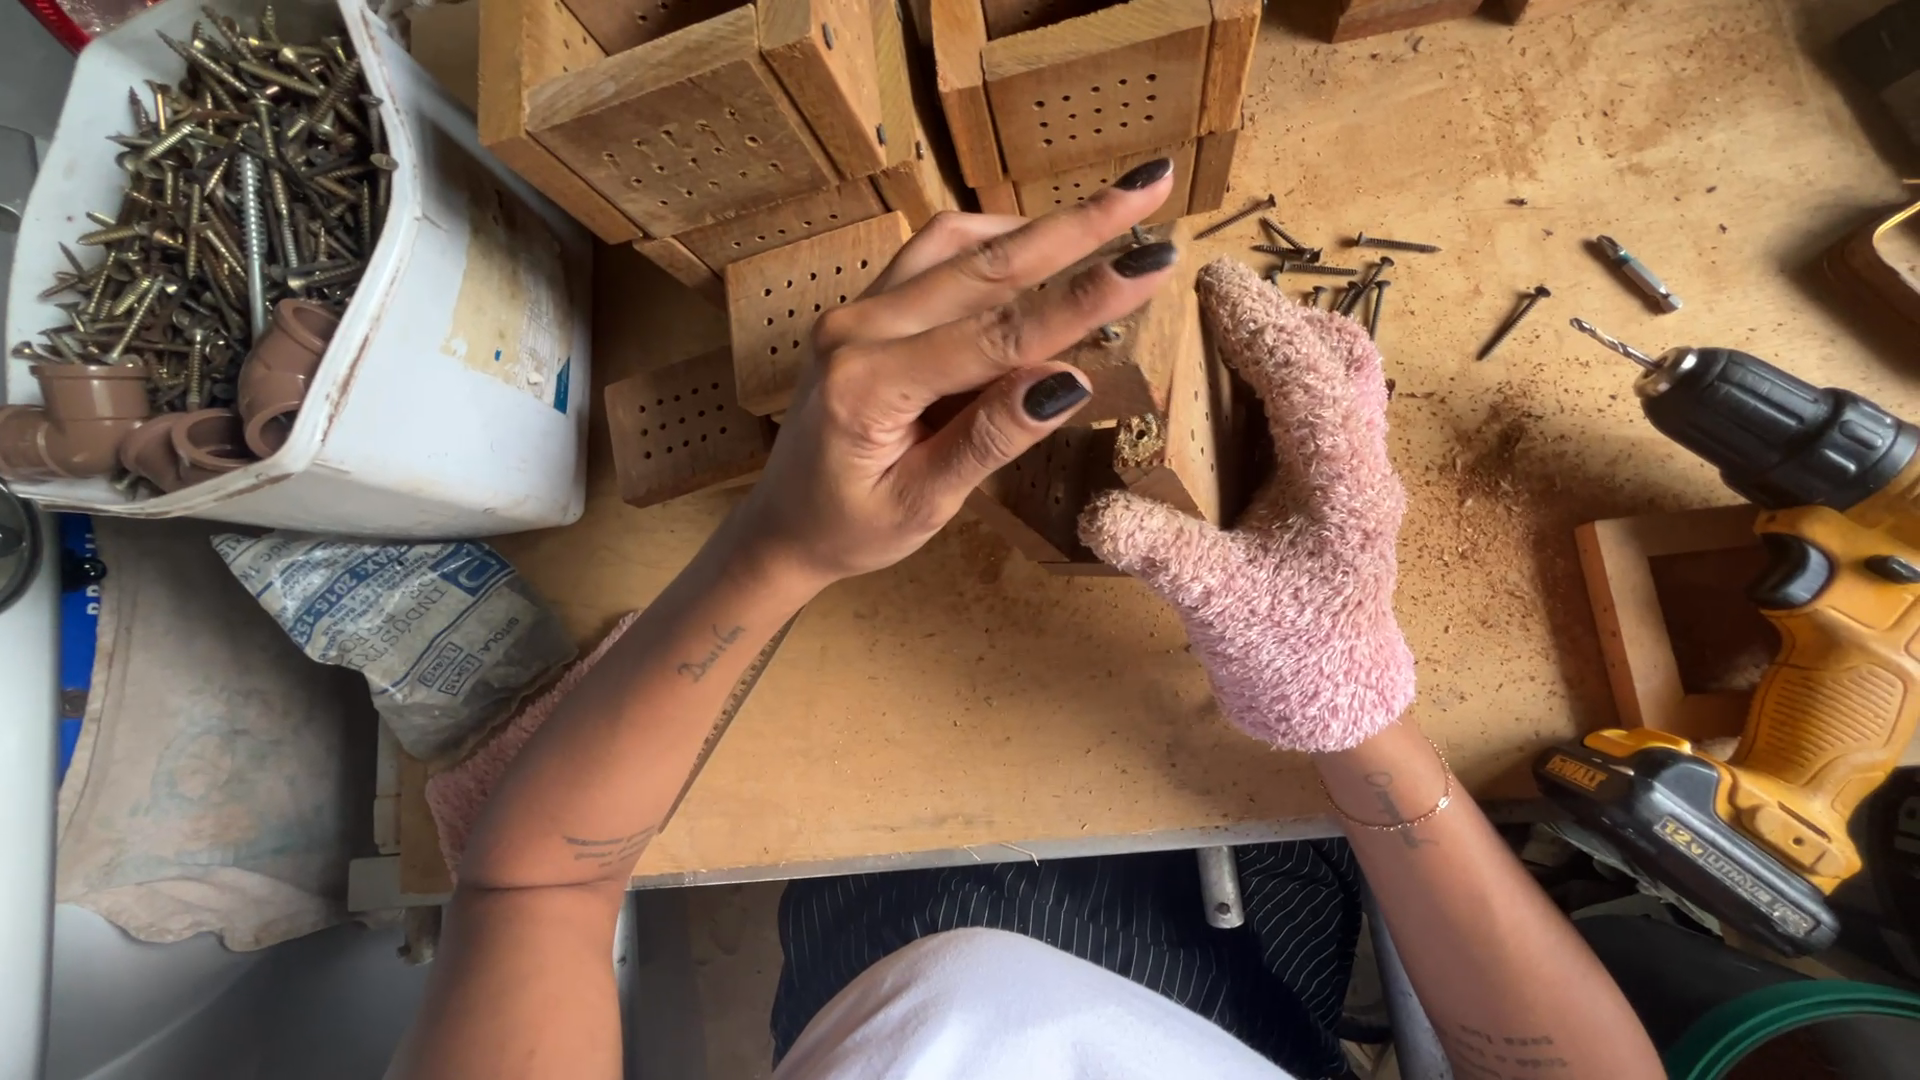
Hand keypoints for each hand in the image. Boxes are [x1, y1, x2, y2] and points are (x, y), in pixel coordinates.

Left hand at [731, 159, 1182, 588]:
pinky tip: (1030, 250)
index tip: (1151, 262)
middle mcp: (857, 328)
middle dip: (1074, 227)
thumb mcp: (921, 504)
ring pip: (957, 248)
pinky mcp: (862, 311)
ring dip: (1034, 228)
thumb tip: (1066, 385)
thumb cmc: (848, 529)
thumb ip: (988, 440)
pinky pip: (932, 258)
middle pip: (983, 266)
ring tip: (1105, 213)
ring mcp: (855, 311)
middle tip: (1149, 185)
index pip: (997, 334)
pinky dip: (989, 245)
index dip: (1081, 298)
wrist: (783, 525)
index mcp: (870, 384)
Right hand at [1078, 259, 1414, 752]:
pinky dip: (1275, 375)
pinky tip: (1221, 392)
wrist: (1329, 696)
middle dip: (1278, 317)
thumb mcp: (1215, 605)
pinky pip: (1315, 403)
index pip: (1310, 380)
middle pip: (1341, 358)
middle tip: (1209, 303)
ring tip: (1212, 333)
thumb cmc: (1287, 654)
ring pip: (1336, 375)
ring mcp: (1353, 471)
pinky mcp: (1332, 482)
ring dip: (1281, 339)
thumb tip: (1092, 510)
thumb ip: (1160, 553)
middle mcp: (1362, 465)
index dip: (1260, 325)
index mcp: (1347, 487)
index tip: (1210, 280)